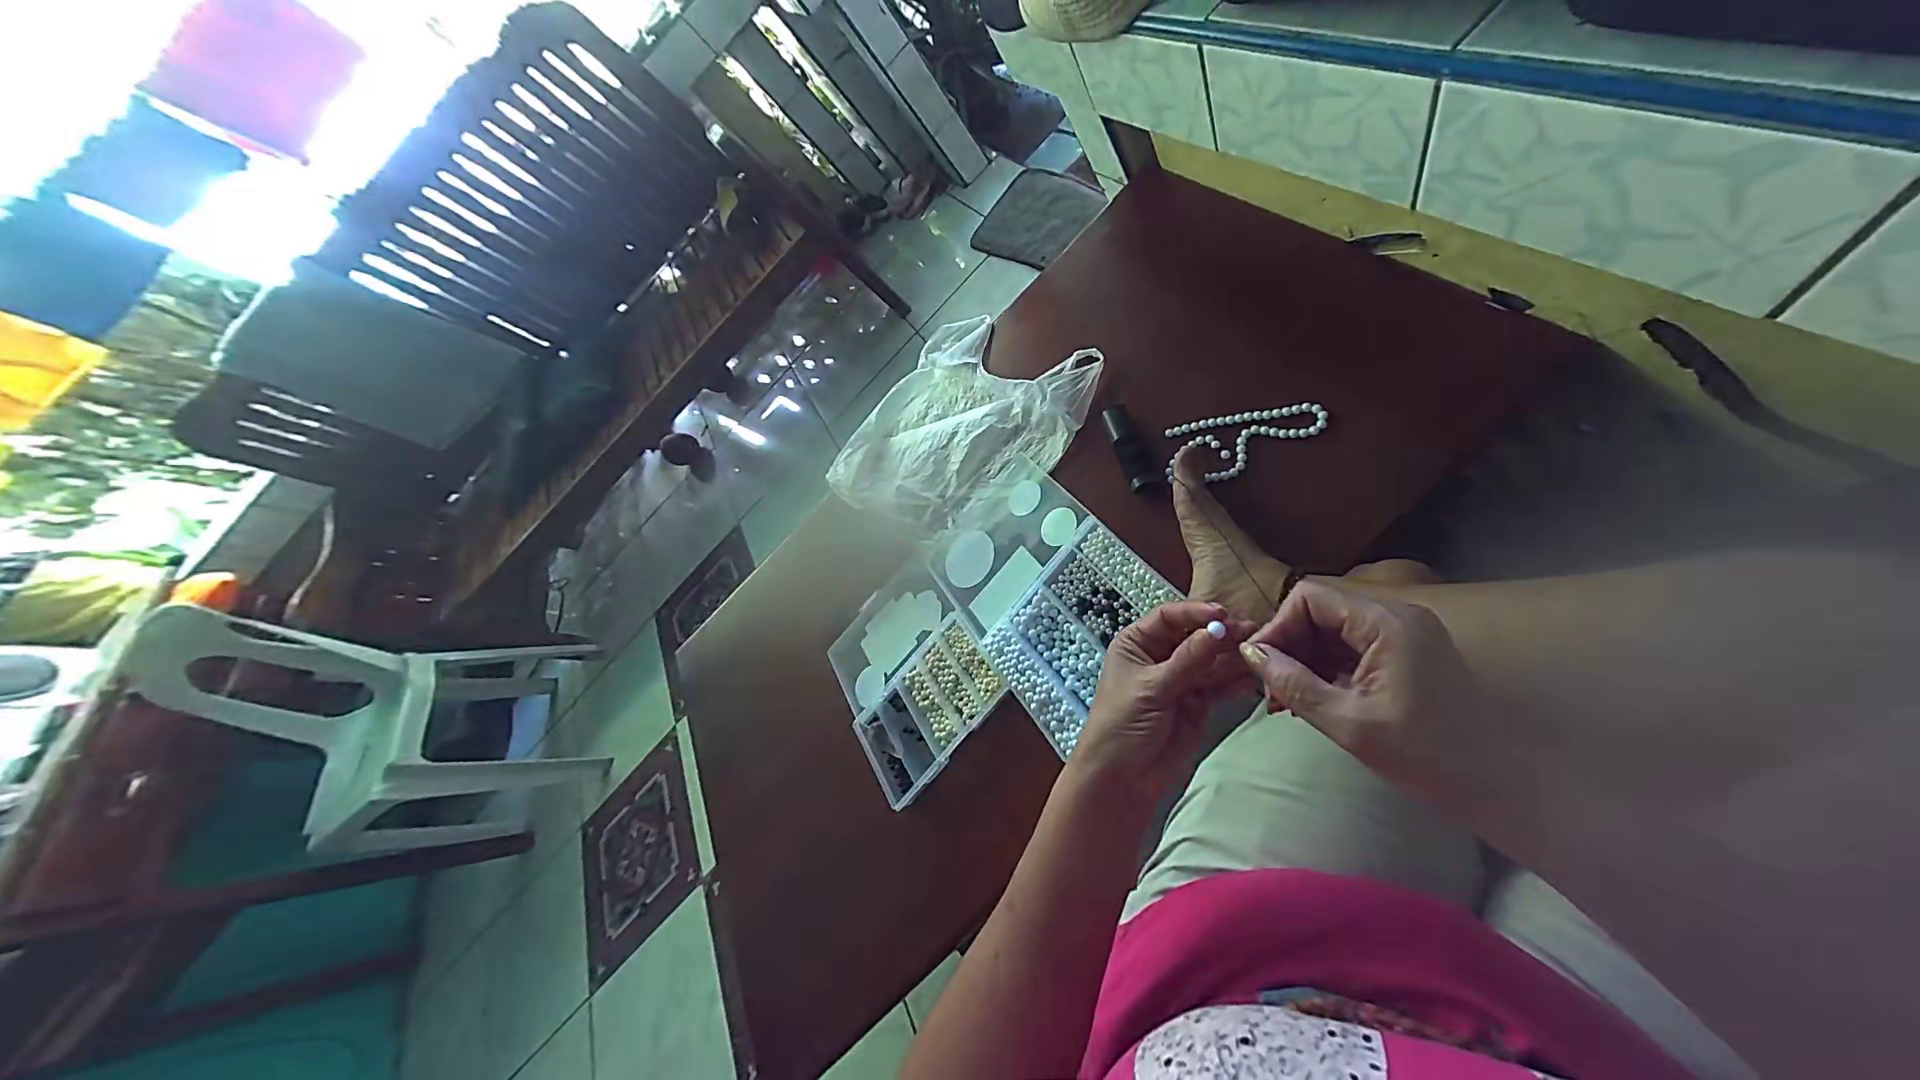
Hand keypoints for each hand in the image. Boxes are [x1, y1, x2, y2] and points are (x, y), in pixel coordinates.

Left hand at [1075, 601, 1256, 798]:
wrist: (1121, 780)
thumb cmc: (1122, 725)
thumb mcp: (1153, 688)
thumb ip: (1189, 660)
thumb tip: (1219, 629)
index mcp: (1137, 644)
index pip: (1169, 617)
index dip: (1196, 612)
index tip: (1224, 615)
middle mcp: (1159, 658)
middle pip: (1196, 637)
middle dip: (1222, 635)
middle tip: (1255, 633)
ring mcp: (1180, 682)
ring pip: (1212, 662)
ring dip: (1235, 657)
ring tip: (1262, 652)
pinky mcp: (1197, 706)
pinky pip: (1220, 687)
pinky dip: (1237, 682)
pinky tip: (1256, 676)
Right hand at [1237, 580, 1498, 812]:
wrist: (1502, 789)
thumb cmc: (1426, 755)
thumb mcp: (1347, 721)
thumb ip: (1292, 683)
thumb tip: (1249, 654)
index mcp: (1387, 623)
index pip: (1310, 598)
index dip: (1279, 626)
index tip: (1261, 665)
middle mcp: (1397, 616)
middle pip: (1320, 611)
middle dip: (1289, 645)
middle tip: (1270, 687)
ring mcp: (1405, 634)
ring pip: (1333, 630)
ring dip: (1304, 658)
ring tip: (1286, 698)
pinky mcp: (1408, 654)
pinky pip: (1352, 646)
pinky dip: (1326, 667)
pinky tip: (1312, 698)